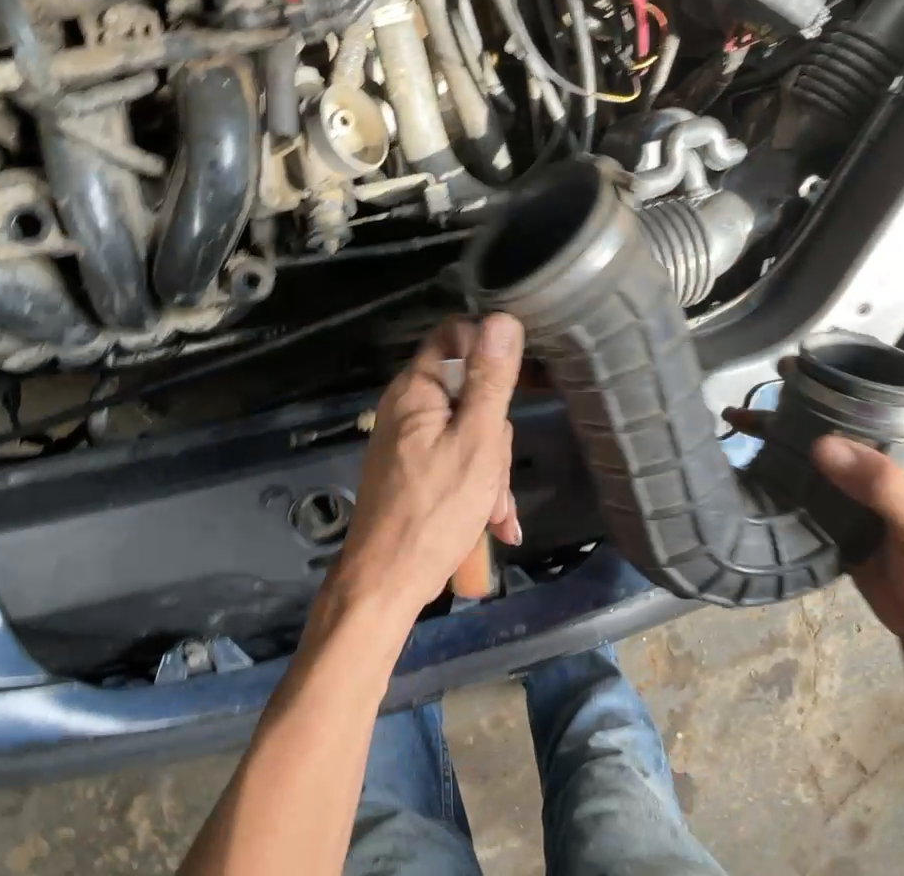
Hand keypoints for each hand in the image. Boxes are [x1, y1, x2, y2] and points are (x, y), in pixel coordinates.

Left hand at [329, 314, 525, 618]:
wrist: (387, 582)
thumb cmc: (434, 511)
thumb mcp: (477, 442)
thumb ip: (491, 381)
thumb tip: (503, 320)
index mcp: (417, 390)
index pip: (455, 335)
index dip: (490, 351)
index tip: (516, 384)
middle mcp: (409, 407)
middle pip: (471, 391)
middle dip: (494, 434)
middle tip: (492, 472)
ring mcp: (411, 440)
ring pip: (471, 432)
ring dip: (491, 471)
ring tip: (492, 510)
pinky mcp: (416, 470)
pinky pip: (459, 460)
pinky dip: (477, 488)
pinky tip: (493, 521)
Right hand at [723, 391, 903, 650]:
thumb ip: (879, 483)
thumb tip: (819, 443)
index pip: (881, 394)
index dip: (844, 374)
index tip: (801, 362)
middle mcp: (889, 457)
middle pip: (840, 417)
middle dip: (801, 400)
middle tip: (762, 385)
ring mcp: (860, 487)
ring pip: (817, 449)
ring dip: (781, 434)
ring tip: (738, 417)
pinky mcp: (837, 515)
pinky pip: (804, 485)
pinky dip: (777, 472)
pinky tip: (748, 461)